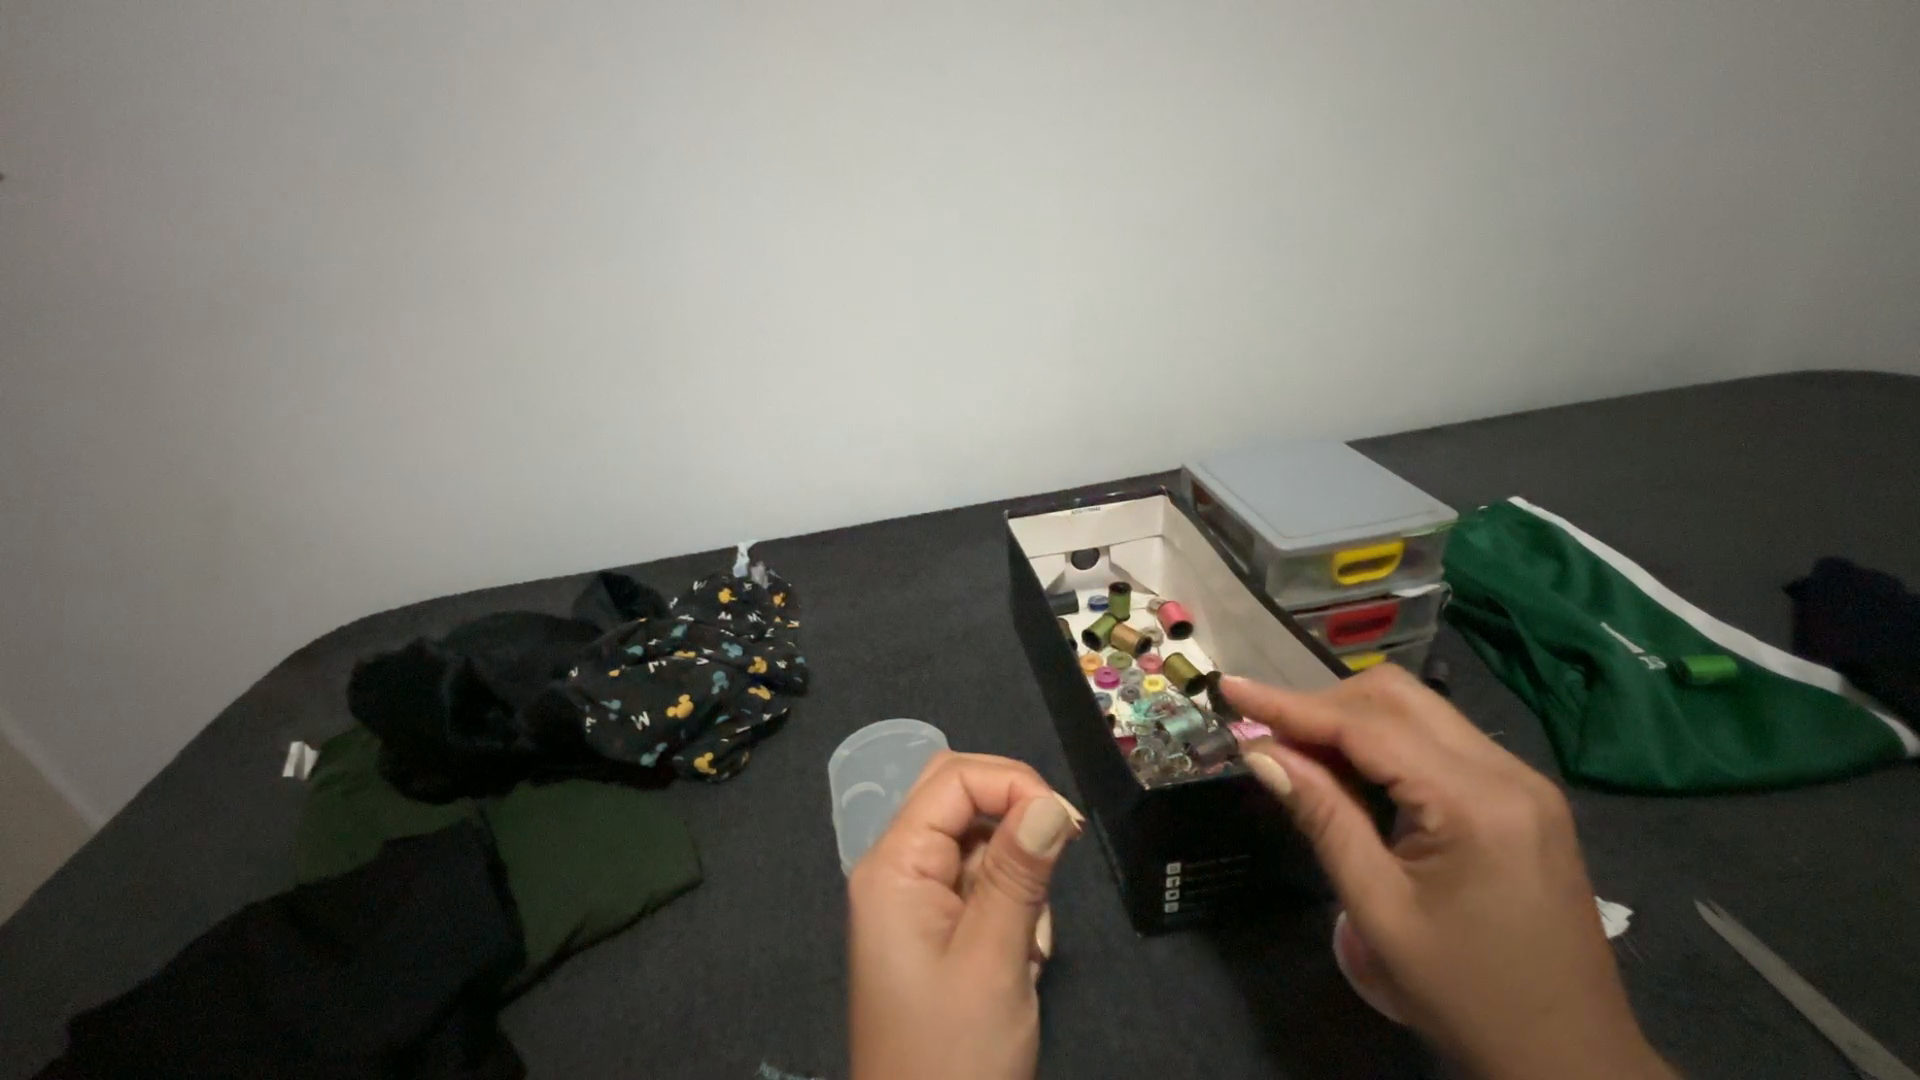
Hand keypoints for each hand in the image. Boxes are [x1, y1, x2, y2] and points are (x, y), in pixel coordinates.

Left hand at [847, 752, 1084, 1079]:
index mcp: (894, 865)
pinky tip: (1023, 954)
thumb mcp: (994, 962)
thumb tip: (1049, 799)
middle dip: (1015, 818)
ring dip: (1016, 871)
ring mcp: (914, 898)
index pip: (953, 779)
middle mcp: (897, 869)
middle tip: (1059, 857)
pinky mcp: (934, 926)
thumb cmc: (952, 1059)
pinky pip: (978, 882)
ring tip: (1030, 941)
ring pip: (976, 839)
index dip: (1012, 783)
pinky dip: (1011, 903)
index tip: (1065, 825)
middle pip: (959, 798)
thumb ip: (1018, 874)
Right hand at [1223, 668, 1674, 1079]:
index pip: (1366, 726)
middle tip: (1265, 733)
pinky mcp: (1521, 796)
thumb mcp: (1378, 908)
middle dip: (1321, 704)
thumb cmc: (1466, 996)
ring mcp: (1521, 781)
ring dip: (1350, 719)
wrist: (1572, 1060)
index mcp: (1475, 802)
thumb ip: (1322, 817)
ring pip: (1418, 711)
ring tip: (1298, 752)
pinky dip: (1384, 742)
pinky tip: (1351, 772)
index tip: (1230, 689)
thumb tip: (1260, 753)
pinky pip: (1439, 740)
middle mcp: (1507, 772)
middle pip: (1397, 697)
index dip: (1290, 704)